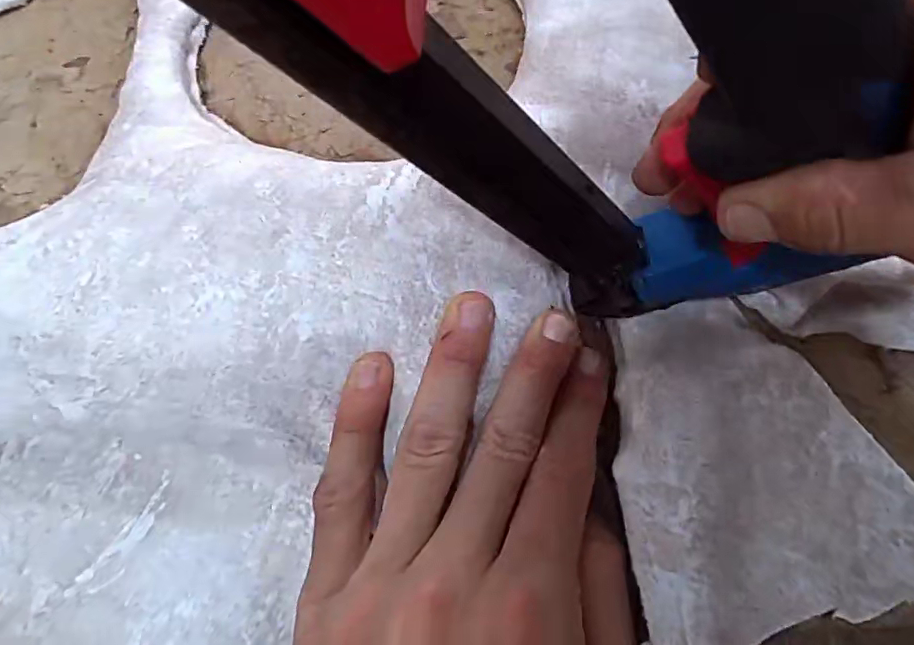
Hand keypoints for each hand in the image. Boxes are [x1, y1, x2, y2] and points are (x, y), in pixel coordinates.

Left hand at [294, 293, 635, 644]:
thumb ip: (593, 582)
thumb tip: (587, 489)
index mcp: (526, 604)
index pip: (562, 469)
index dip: (581, 406)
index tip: (592, 355)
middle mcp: (452, 582)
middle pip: (503, 447)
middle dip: (533, 373)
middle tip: (551, 316)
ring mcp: (376, 589)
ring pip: (425, 451)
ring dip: (451, 371)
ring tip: (467, 310)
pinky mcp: (321, 604)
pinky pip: (337, 501)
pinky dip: (353, 429)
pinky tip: (372, 369)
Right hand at [633, 0, 913, 299]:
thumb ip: (833, 207)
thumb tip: (726, 209)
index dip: (731, 63)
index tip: (688, 129)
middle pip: (802, 30)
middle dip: (741, 103)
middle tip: (687, 169)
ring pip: (828, 62)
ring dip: (779, 120)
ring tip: (722, 179)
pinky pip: (863, 84)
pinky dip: (823, 129)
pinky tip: (790, 173)